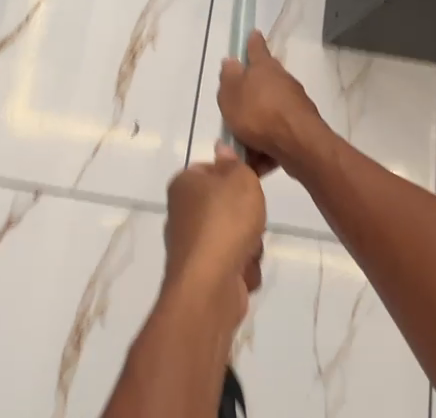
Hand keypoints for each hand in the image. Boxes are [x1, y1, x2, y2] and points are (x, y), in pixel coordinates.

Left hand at [164, 144, 264, 315]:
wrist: (210, 284)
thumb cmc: (225, 221)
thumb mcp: (240, 179)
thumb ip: (235, 163)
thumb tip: (221, 149)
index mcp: (184, 185)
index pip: (210, 169)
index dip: (233, 175)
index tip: (251, 182)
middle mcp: (183, 214)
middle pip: (226, 207)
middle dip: (247, 217)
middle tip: (252, 219)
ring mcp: (192, 247)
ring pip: (234, 237)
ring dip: (249, 245)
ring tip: (248, 250)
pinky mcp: (203, 275)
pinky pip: (233, 264)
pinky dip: (242, 269)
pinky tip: (242, 272)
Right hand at [218, 31, 327, 176]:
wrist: (296, 143)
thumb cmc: (258, 113)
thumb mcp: (231, 94)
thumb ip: (229, 78)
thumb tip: (232, 60)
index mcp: (264, 68)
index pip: (256, 48)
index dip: (252, 42)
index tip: (253, 33)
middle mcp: (282, 81)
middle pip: (264, 82)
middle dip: (251, 95)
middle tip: (235, 110)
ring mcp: (293, 104)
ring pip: (269, 112)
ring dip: (256, 126)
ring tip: (240, 147)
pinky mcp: (299, 126)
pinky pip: (276, 135)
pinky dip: (265, 146)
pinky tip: (255, 162)